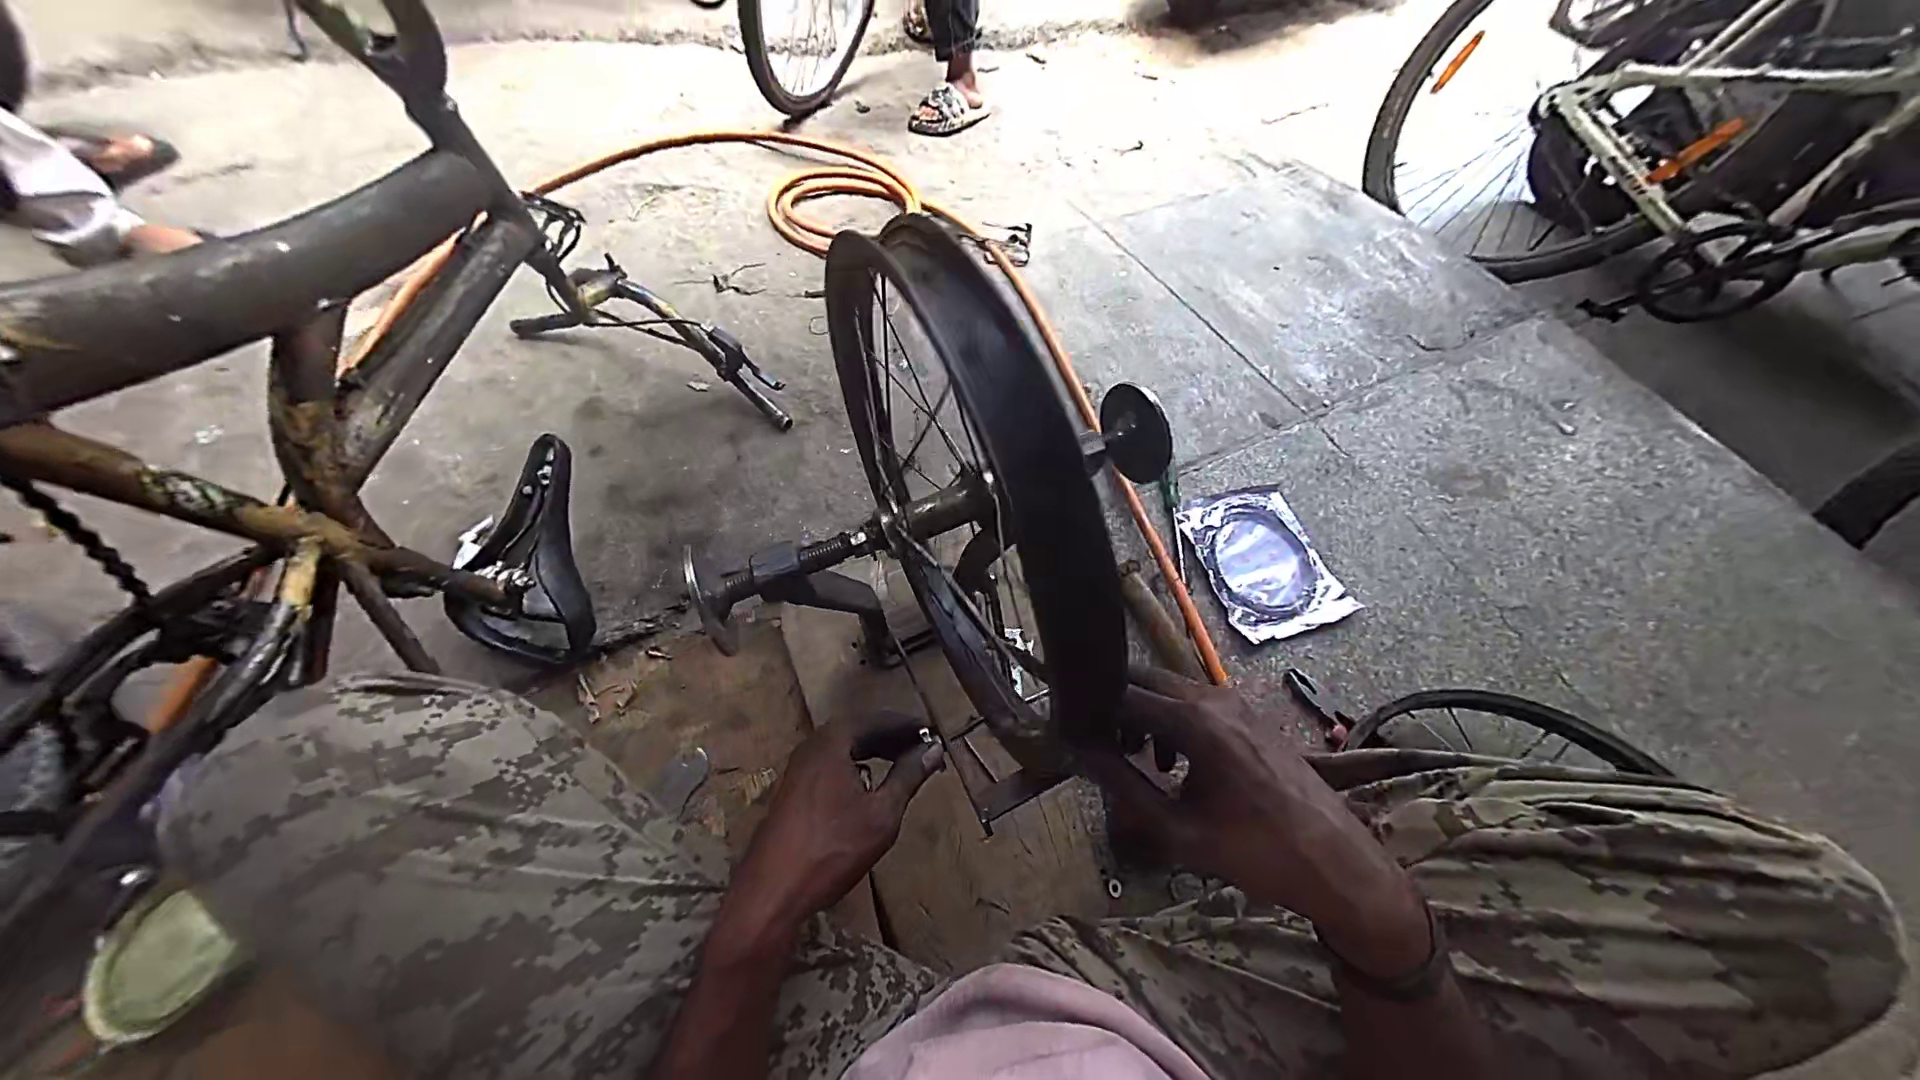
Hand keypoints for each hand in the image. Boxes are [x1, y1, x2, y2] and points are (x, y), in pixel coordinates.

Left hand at [723, 712, 945, 942]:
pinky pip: (832, 763)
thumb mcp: (882, 813)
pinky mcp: (793, 789)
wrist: (771, 894)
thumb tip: (933, 748)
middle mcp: (812, 745)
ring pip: (845, 747)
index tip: (934, 733)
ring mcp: (798, 767)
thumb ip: (908, 775)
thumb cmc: (832, 849)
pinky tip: (869, 784)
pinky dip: (856, 765)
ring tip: (903, 764)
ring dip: (875, 751)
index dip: (908, 725)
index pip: (879, 719)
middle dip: (893, 737)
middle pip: (860, 729)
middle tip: (924, 749)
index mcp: (833, 741)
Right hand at [1077, 668, 1430, 975]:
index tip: (1070, 727)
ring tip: (1136, 757)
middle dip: (1115, 705)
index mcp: (1195, 722)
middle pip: (1144, 679)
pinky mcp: (1249, 714)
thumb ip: (1124, 787)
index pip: (1122, 695)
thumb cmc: (1257, 852)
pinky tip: (1175, 762)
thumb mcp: (1179, 828)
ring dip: (1144, 712)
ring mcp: (1235, 702)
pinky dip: (1171, 718)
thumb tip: (1082, 757)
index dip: (1090, 709)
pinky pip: (1195, 700)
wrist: (1339, 865)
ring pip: (1169, 687)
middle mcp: (1214, 699)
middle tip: (1100, 742)